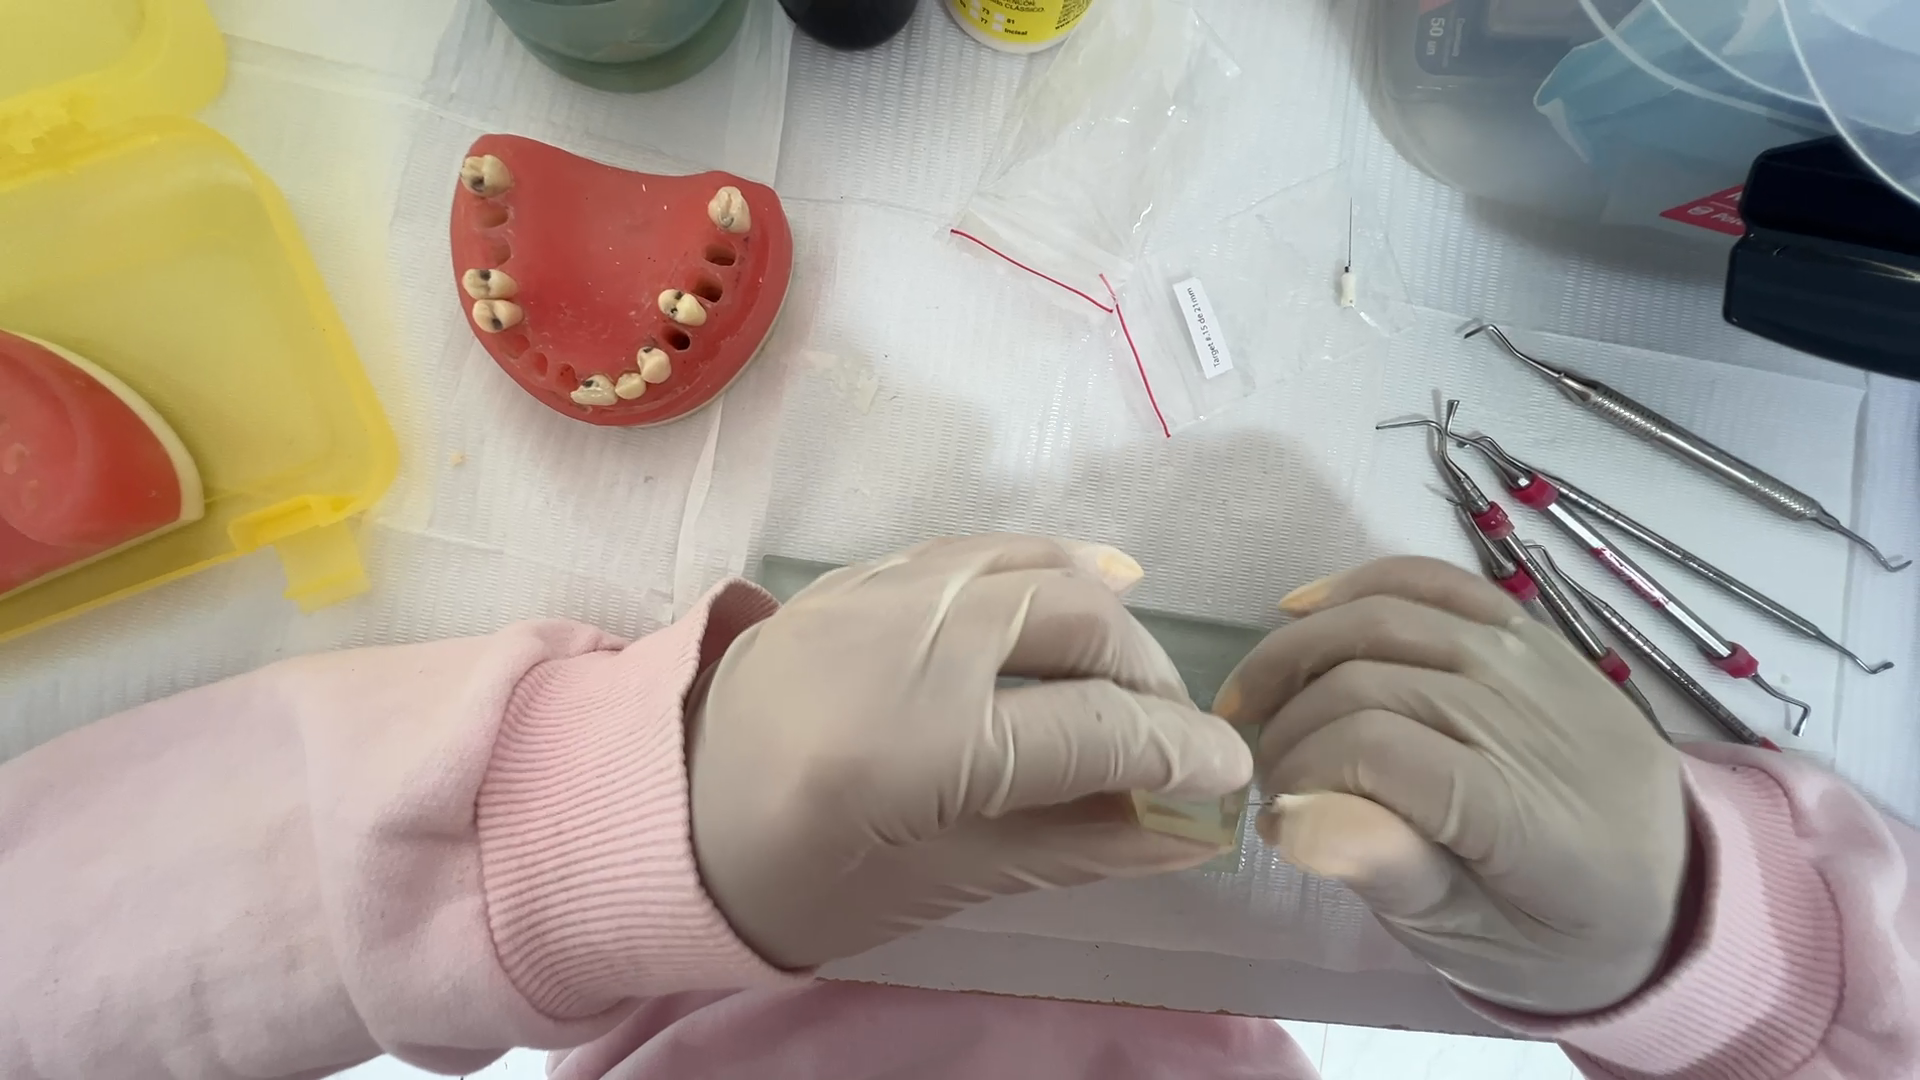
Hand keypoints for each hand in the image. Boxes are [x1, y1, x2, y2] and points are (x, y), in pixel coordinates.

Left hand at [688, 535, 1253, 969]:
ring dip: (1104, 613)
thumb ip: (1066, 848)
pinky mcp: (861, 573)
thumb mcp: (931, 887)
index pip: (1092, 731)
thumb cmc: (789, 877)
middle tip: (1168, 732)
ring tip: (1129, 667)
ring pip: (1034, 567)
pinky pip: (975, 548)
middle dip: (1148, 677)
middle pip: (1076, 623)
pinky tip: (1079, 584)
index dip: (1178, 755)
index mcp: (915, 745)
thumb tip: (1181, 831)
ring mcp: (879, 590)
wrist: (658, 805)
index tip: (1227, 775)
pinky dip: (1042, 564)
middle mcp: (905, 641)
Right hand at [1215, 556, 1686, 1014]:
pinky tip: (1301, 609)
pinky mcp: (1525, 627)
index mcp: (1530, 815)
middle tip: (1263, 767)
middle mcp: (1537, 717)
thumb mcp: (1468, 936)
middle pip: (1366, 680)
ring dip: (1295, 651)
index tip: (1276, 813)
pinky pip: (1428, 579)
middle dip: (1287, 723)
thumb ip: (1385, 873)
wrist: (1668, 889)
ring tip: (1256, 694)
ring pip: (1382, 617)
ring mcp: (1535, 658)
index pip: (1375, 750)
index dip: (1302, 770)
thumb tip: (1286, 819)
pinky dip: (1352, 584)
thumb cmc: (1549, 927)